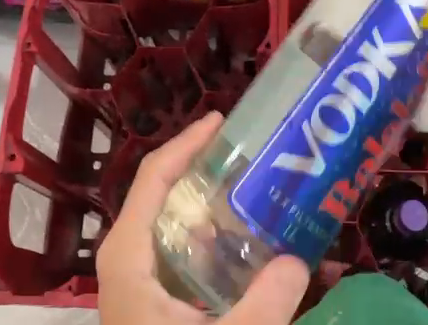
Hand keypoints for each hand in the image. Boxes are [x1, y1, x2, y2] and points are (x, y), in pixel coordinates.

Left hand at [98, 112, 310, 323]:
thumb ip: (264, 306)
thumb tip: (298, 259)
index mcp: (129, 255)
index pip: (154, 177)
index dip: (187, 143)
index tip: (224, 121)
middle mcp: (129, 260)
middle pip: (166, 195)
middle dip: (209, 172)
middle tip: (256, 156)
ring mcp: (139, 285)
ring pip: (176, 227)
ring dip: (216, 208)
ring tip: (262, 192)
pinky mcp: (154, 308)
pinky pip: (184, 259)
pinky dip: (216, 245)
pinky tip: (254, 252)